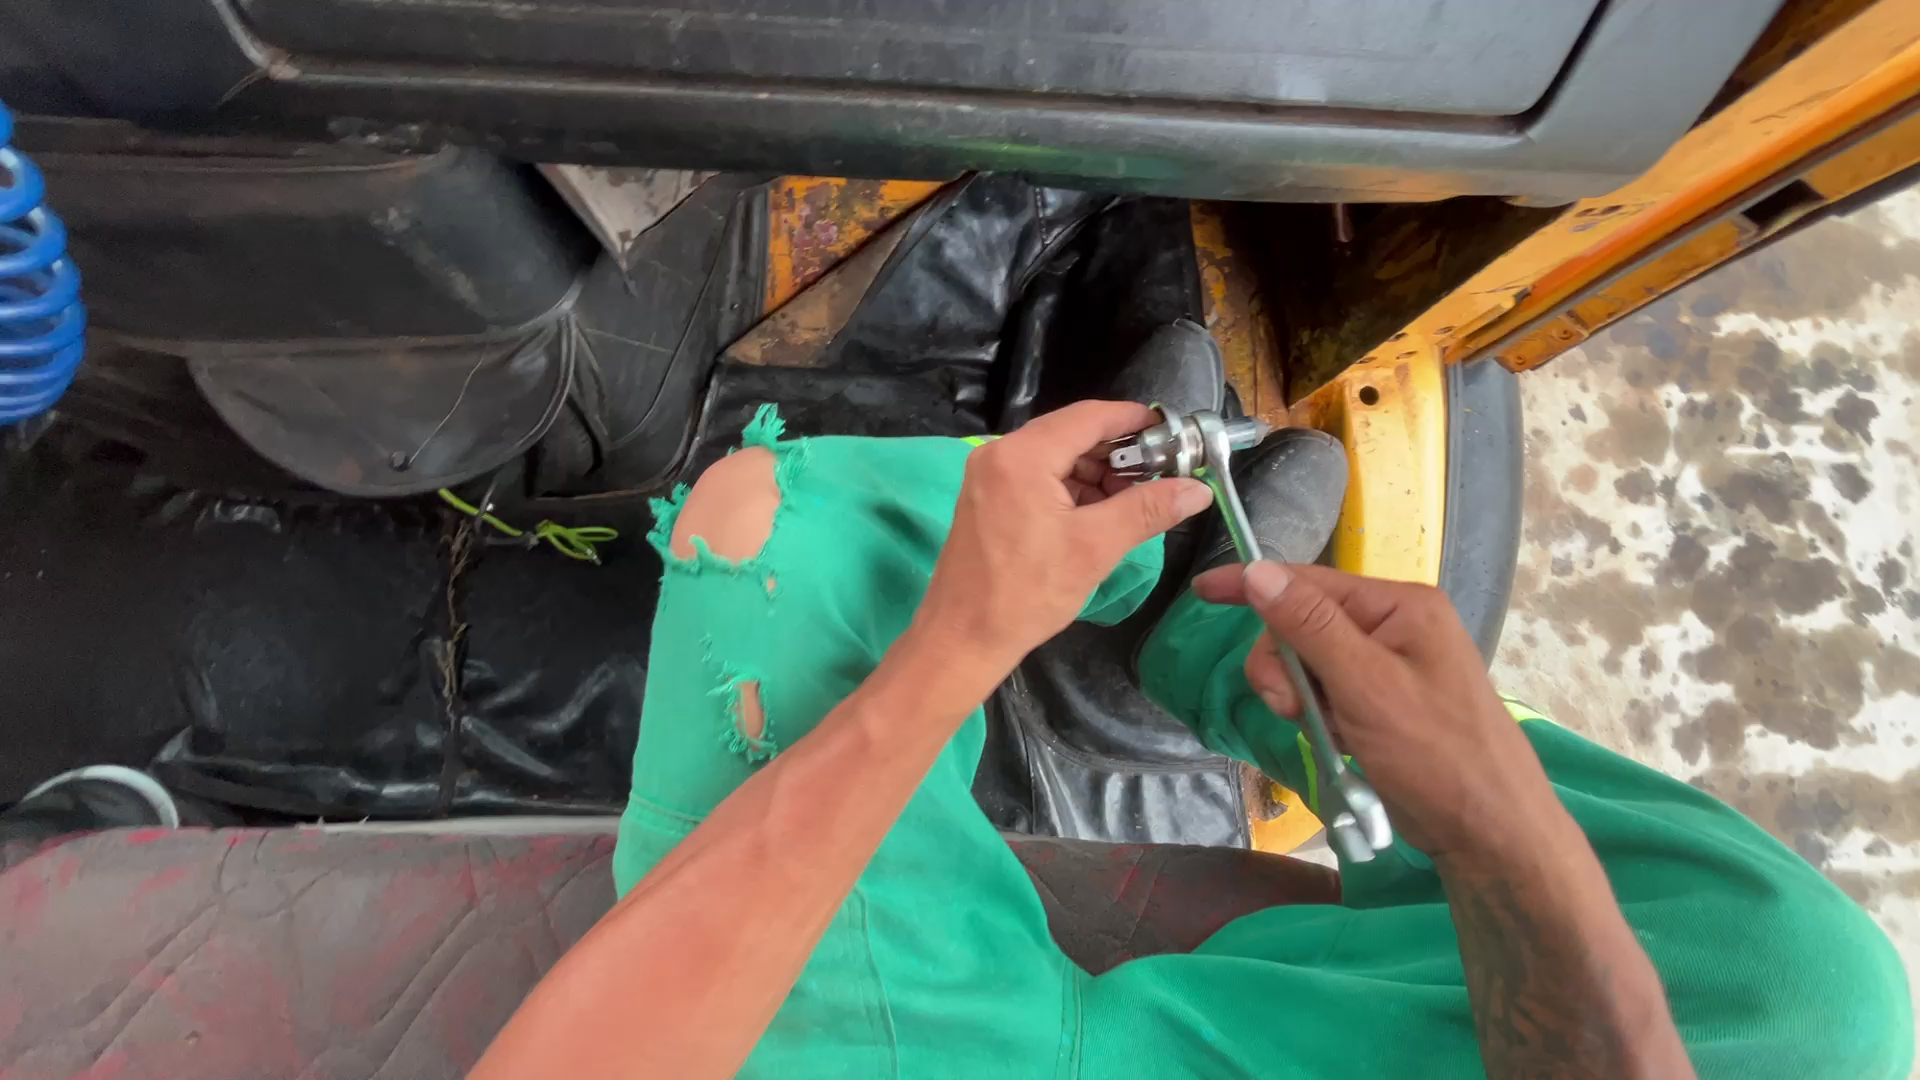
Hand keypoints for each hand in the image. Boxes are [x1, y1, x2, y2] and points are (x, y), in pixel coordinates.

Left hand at [913, 401, 1213, 680]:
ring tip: (1132, 502)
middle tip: (1158, 475)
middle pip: (1070, 435)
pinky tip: (1097, 515)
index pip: (1088, 417)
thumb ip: (1147, 510)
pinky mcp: (986, 499)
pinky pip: (1037, 478)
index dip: (1133, 419)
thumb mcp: (1095, 548)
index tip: (1171, 432)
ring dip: (1095, 474)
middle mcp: (998, 454)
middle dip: (1117, 453)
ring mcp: (988, 477)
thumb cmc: (1027, 593)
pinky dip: (1069, 490)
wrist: (963, 638)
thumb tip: (1197, 489)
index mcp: (1021, 457)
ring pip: (1055, 458)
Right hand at [1192, 561, 1569, 860]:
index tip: (1202, 591)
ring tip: (1322, 729)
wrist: (1491, 836)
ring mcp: (1386, 662)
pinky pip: (1322, 688)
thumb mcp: (1366, 686)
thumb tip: (1258, 571)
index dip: (1251, 584)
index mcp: (1398, 606)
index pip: (1306, 581)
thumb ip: (1309, 625)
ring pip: (1304, 660)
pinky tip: (1336, 736)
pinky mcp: (1378, 697)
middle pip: (1299, 623)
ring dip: (1298, 694)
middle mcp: (1391, 624)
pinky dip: (1315, 712)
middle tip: (1289, 706)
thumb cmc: (1436, 756)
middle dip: (1283, 665)